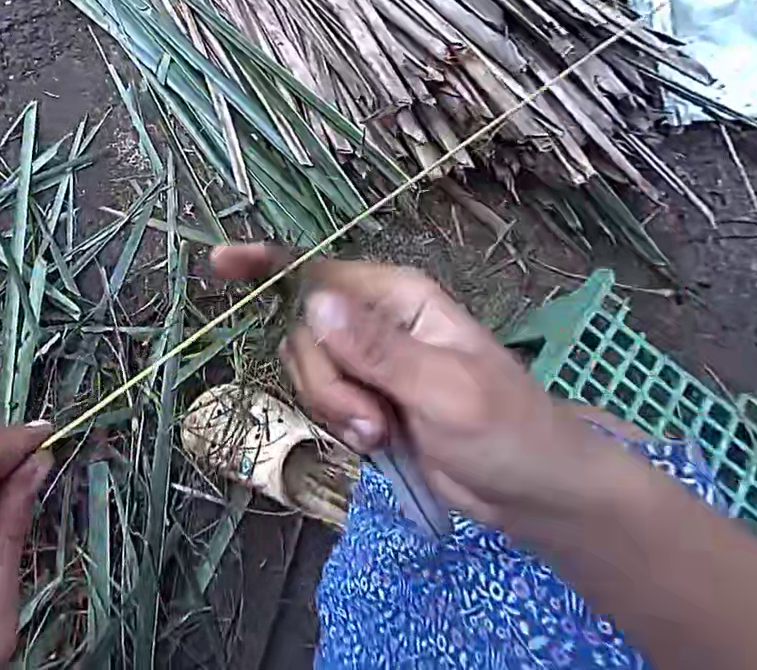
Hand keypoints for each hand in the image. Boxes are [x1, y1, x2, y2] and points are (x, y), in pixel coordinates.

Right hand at [210, 244, 625, 532]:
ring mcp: (366, 357)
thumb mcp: (446, 390)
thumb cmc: (508, 431)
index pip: (319, 271)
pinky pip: (320, 396)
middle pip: (304, 331)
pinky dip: (337, 422)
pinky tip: (377, 441)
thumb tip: (314, 302)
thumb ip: (377, 349)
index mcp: (397, 296)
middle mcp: (374, 317)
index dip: (267, 263)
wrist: (535, 495)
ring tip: (381, 434)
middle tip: (372, 422)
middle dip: (327, 381)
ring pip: (307, 366)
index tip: (221, 261)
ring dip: (334, 407)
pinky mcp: (362, 393)